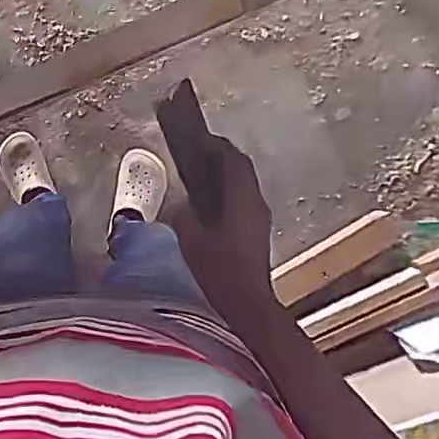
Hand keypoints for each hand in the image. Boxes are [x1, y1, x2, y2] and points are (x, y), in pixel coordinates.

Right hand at [163, 131, 281, 330]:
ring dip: (225, 171)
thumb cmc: (217, 268)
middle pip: (241, 167)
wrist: (246, 302)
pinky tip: (210, 198)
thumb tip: (180, 204)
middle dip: (221, 153)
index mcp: (240, 198)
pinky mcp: (257, 230)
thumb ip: (183, 215)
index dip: (214, 143)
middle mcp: (254, 202)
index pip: (230, 159)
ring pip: (243, 182)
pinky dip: (227, 188)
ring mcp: (258, 216)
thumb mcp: (190, 238)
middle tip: (198, 147)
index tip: (197, 135)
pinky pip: (243, 197)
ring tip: (201, 169)